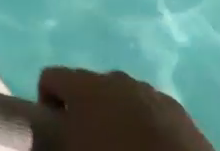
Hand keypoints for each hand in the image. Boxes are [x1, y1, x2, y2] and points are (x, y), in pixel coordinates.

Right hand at [37, 68, 214, 150]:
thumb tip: (43, 136)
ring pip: (118, 96)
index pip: (49, 76)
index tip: (55, 131)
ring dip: (113, 114)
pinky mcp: (175, 108)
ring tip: (122, 145)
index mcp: (84, 84)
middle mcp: (113, 77)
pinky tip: (149, 147)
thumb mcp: (71, 148)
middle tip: (88, 142)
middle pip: (85, 85)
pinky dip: (142, 122)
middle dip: (82, 110)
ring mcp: (147, 90)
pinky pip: (147, 108)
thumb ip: (51, 139)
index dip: (46, 103)